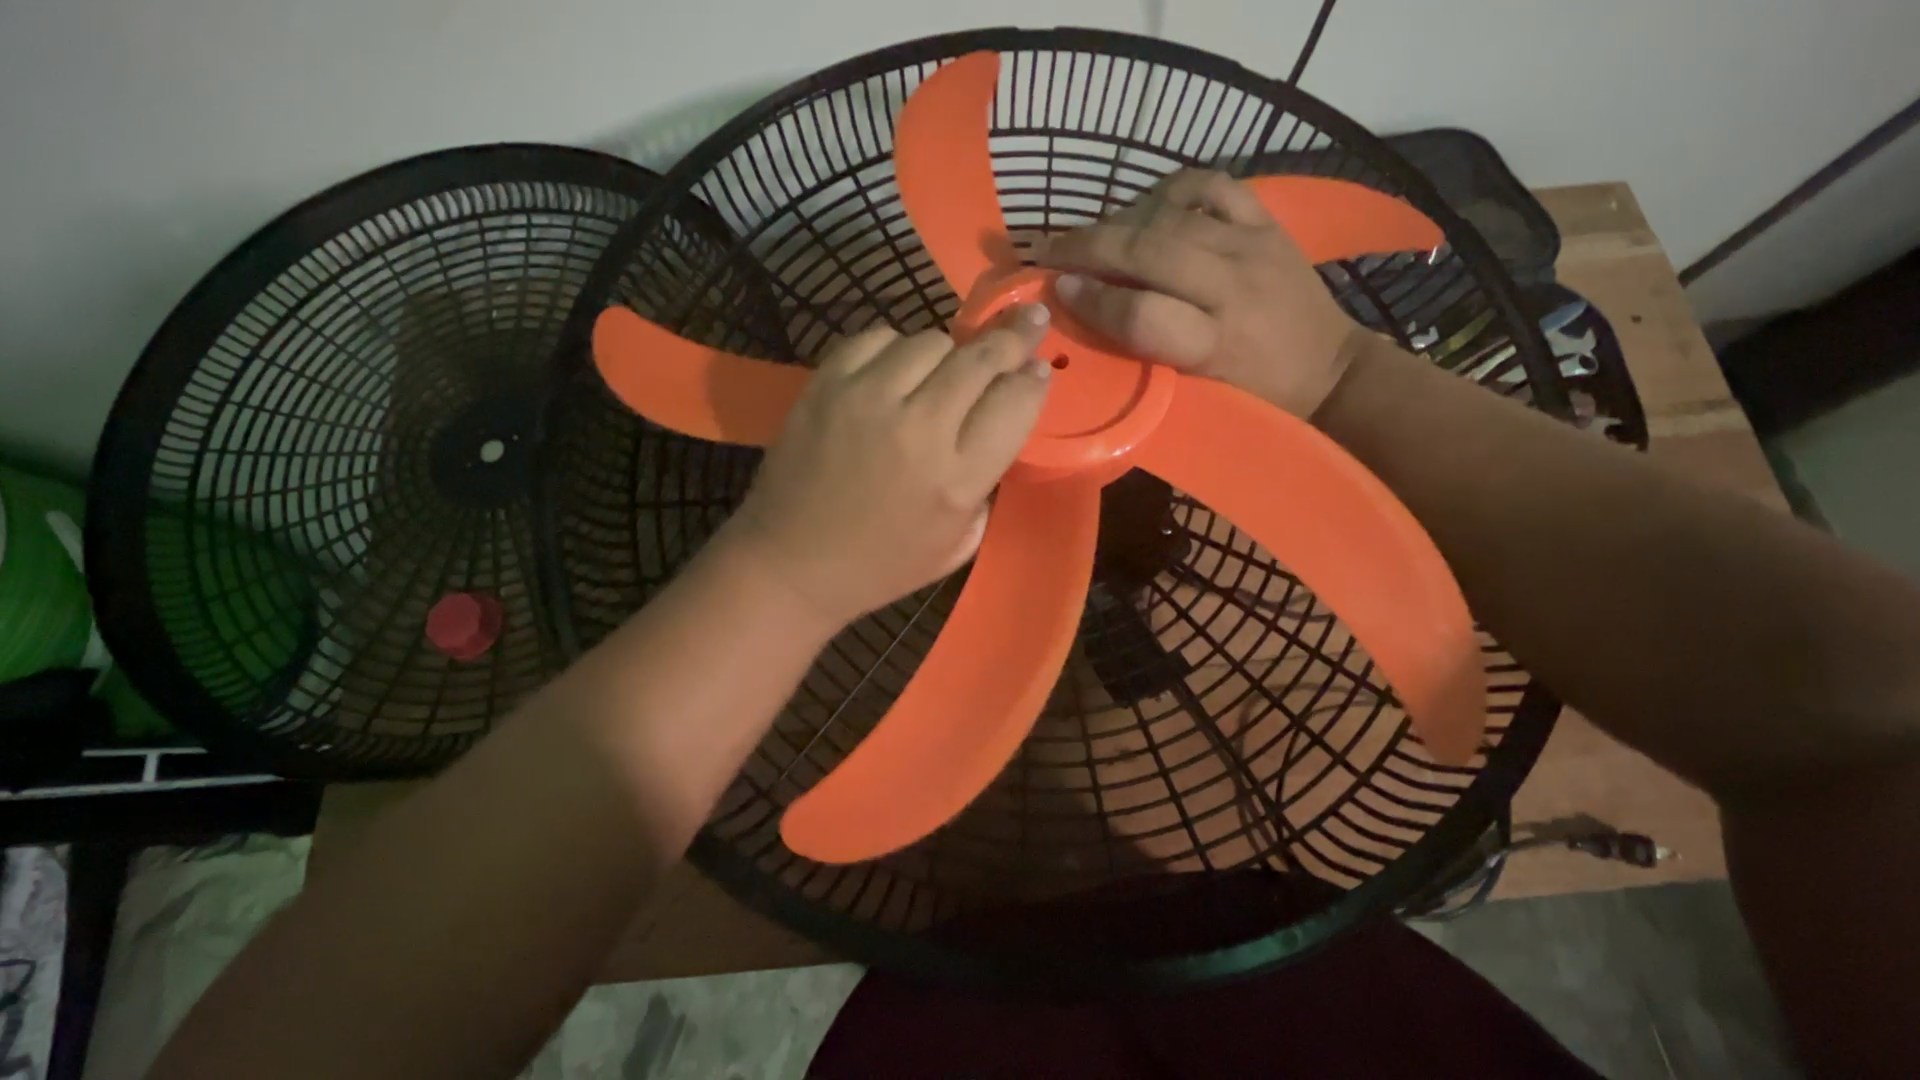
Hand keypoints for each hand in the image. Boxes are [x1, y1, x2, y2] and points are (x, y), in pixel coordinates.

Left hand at [717, 307, 1052, 626]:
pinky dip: (894, 348)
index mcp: (958, 479)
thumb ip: (987, 482)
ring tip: (941, 373)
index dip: (1034, 378)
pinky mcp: (827, 383)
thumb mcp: (957, 543)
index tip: (1037, 367)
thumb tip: (1001, 421)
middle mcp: (920, 428)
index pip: (1016, 400)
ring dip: (947, 353)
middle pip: (982, 357)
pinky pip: (877, 337)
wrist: (790, 563)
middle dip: (1012, 338)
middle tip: (1027, 322)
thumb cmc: (881, 566)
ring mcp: (869, 398)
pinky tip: (893, 370)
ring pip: (932, 340)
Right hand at [1035, 168, 1368, 417]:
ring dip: (1119, 220)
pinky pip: (1210, 186)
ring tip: (1088, 233)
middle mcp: (1235, 288)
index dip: (1092, 298)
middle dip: (1091, 246)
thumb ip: (1147, 359)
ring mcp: (1253, 246)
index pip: (1141, 314)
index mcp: (1218, 346)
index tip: (1056, 289)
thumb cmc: (1258, 401)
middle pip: (1149, 252)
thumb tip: (1087, 315)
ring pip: (1171, 216)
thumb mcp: (1199, 396)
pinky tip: (1147, 207)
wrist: (1331, 371)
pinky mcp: (1267, 222)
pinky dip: (1171, 190)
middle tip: (1050, 250)